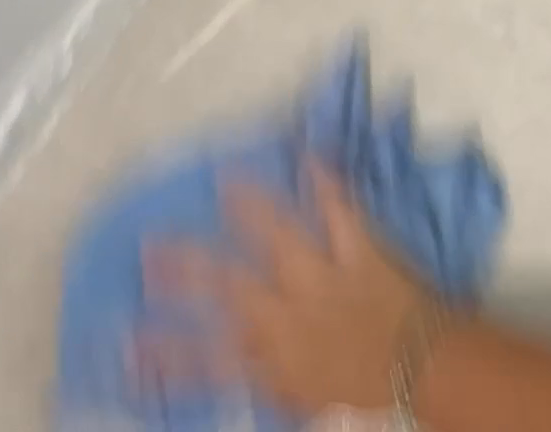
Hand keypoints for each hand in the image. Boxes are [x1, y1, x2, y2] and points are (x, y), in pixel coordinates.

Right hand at [140, 163, 428, 414]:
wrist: (426, 365)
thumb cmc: (366, 385)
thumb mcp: (303, 394)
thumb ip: (267, 376)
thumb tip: (237, 361)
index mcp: (273, 358)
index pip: (205, 360)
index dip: (162, 353)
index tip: (125, 340)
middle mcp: (289, 314)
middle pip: (228, 286)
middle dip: (186, 265)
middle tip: (150, 243)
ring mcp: (324, 276)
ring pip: (278, 239)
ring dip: (251, 208)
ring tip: (225, 178)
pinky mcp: (360, 249)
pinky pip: (340, 212)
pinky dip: (325, 183)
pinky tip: (311, 154)